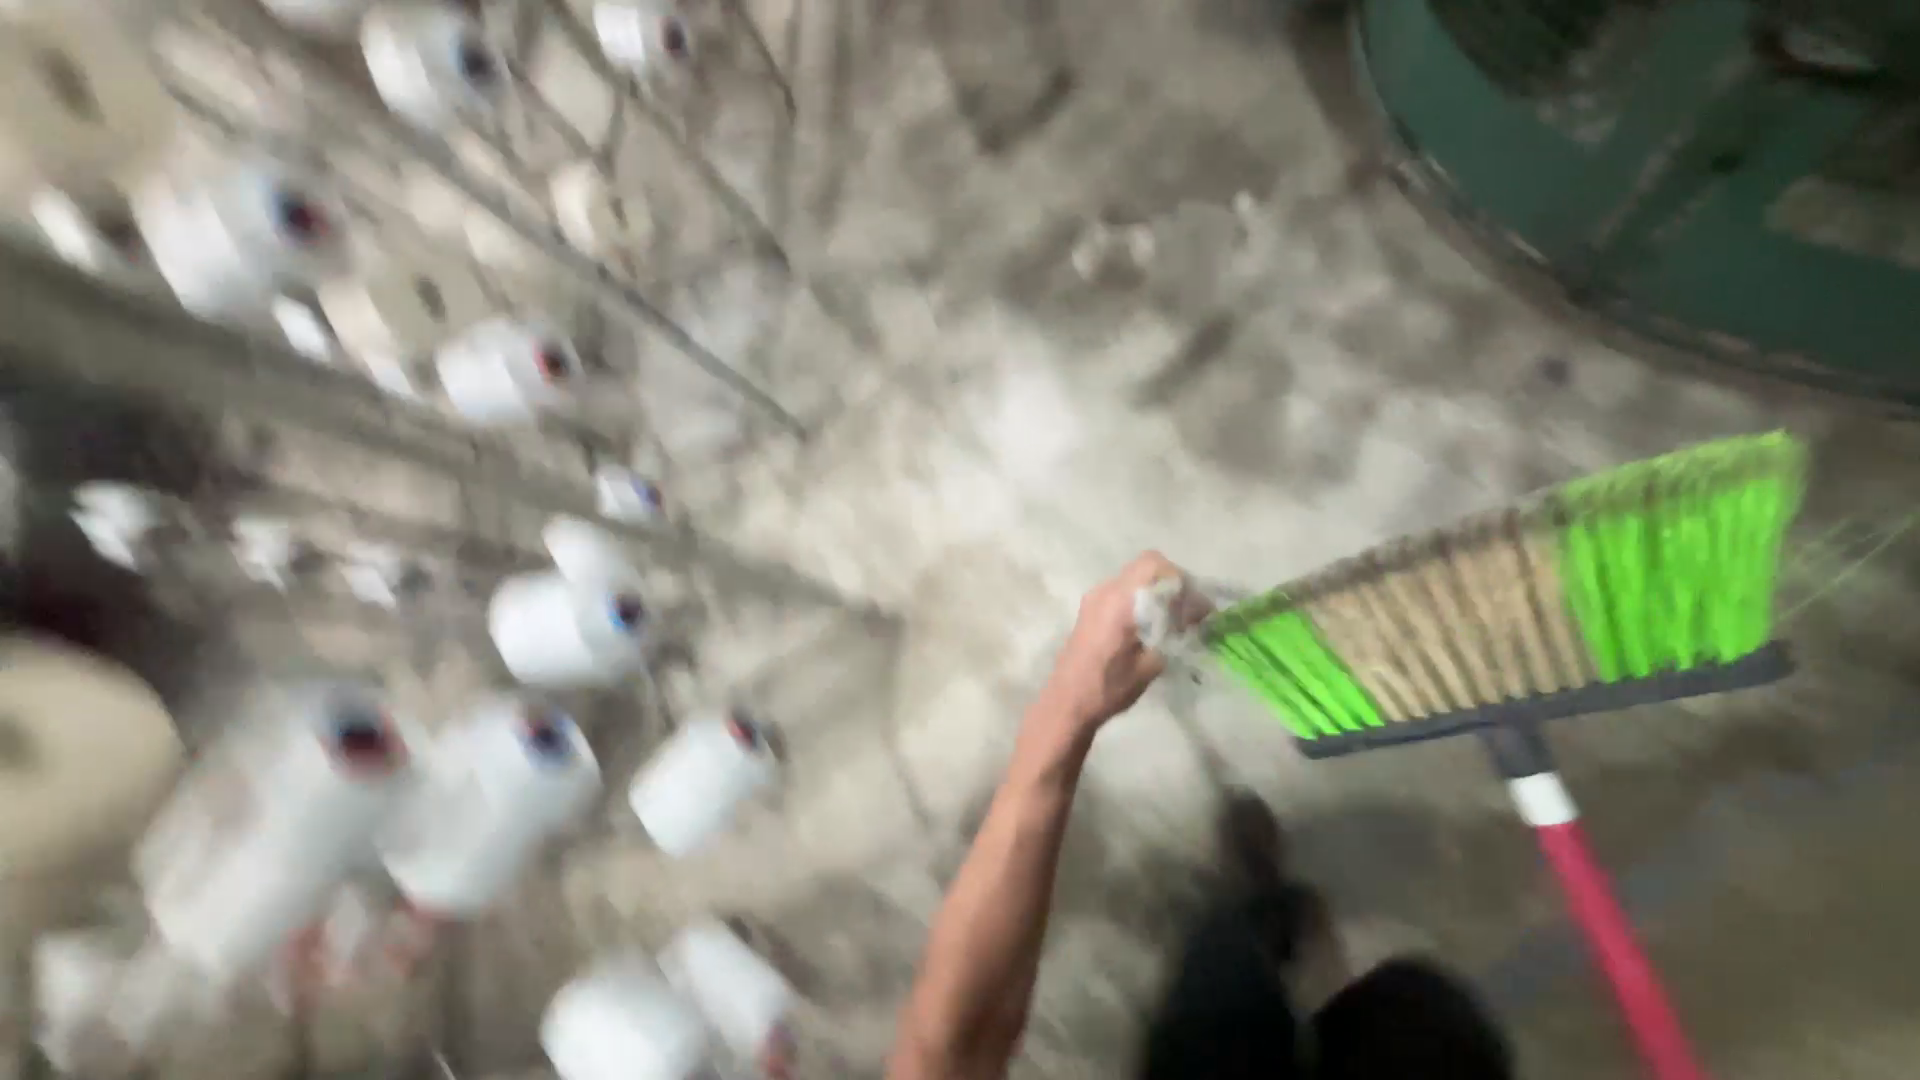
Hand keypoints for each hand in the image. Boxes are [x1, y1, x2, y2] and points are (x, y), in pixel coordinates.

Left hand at [1038, 551, 1207, 733]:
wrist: (1067, 703)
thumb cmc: (1110, 686)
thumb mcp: (1152, 663)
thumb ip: (1174, 631)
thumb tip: (1195, 615)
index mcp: (1118, 600)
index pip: (1154, 564)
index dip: (1180, 579)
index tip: (1194, 605)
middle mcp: (1104, 591)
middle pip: (1145, 567)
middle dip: (1171, 584)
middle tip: (1188, 611)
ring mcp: (1093, 598)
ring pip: (1134, 579)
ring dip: (1156, 592)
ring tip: (1172, 620)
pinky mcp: (1090, 610)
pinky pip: (1121, 592)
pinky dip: (1141, 600)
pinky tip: (1150, 626)